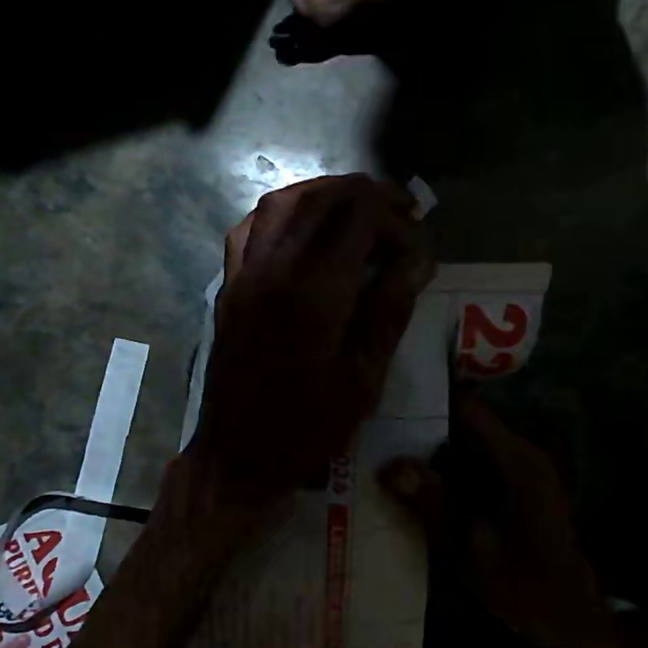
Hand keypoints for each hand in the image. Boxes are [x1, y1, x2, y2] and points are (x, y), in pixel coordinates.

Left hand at [187, 175, 430, 499]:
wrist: (235, 454)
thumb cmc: (306, 428)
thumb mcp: (362, 381)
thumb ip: (389, 311)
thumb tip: (418, 259)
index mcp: (315, 292)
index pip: (361, 217)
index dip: (399, 222)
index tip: (419, 249)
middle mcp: (274, 269)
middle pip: (324, 197)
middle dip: (369, 195)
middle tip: (401, 214)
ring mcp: (244, 274)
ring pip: (283, 201)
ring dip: (326, 193)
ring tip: (358, 210)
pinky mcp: (228, 286)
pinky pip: (249, 227)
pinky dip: (281, 213)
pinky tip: (303, 228)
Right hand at [381, 396, 611, 647]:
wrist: (572, 626)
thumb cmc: (525, 588)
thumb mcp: (469, 549)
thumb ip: (432, 502)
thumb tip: (389, 464)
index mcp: (516, 460)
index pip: (467, 407)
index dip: (426, 398)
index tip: (383, 396)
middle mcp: (521, 455)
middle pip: (462, 423)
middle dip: (418, 425)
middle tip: (369, 427)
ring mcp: (520, 471)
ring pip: (464, 444)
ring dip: (428, 448)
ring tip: (378, 447)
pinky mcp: (515, 488)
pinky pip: (473, 463)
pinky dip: (443, 468)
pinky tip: (410, 478)